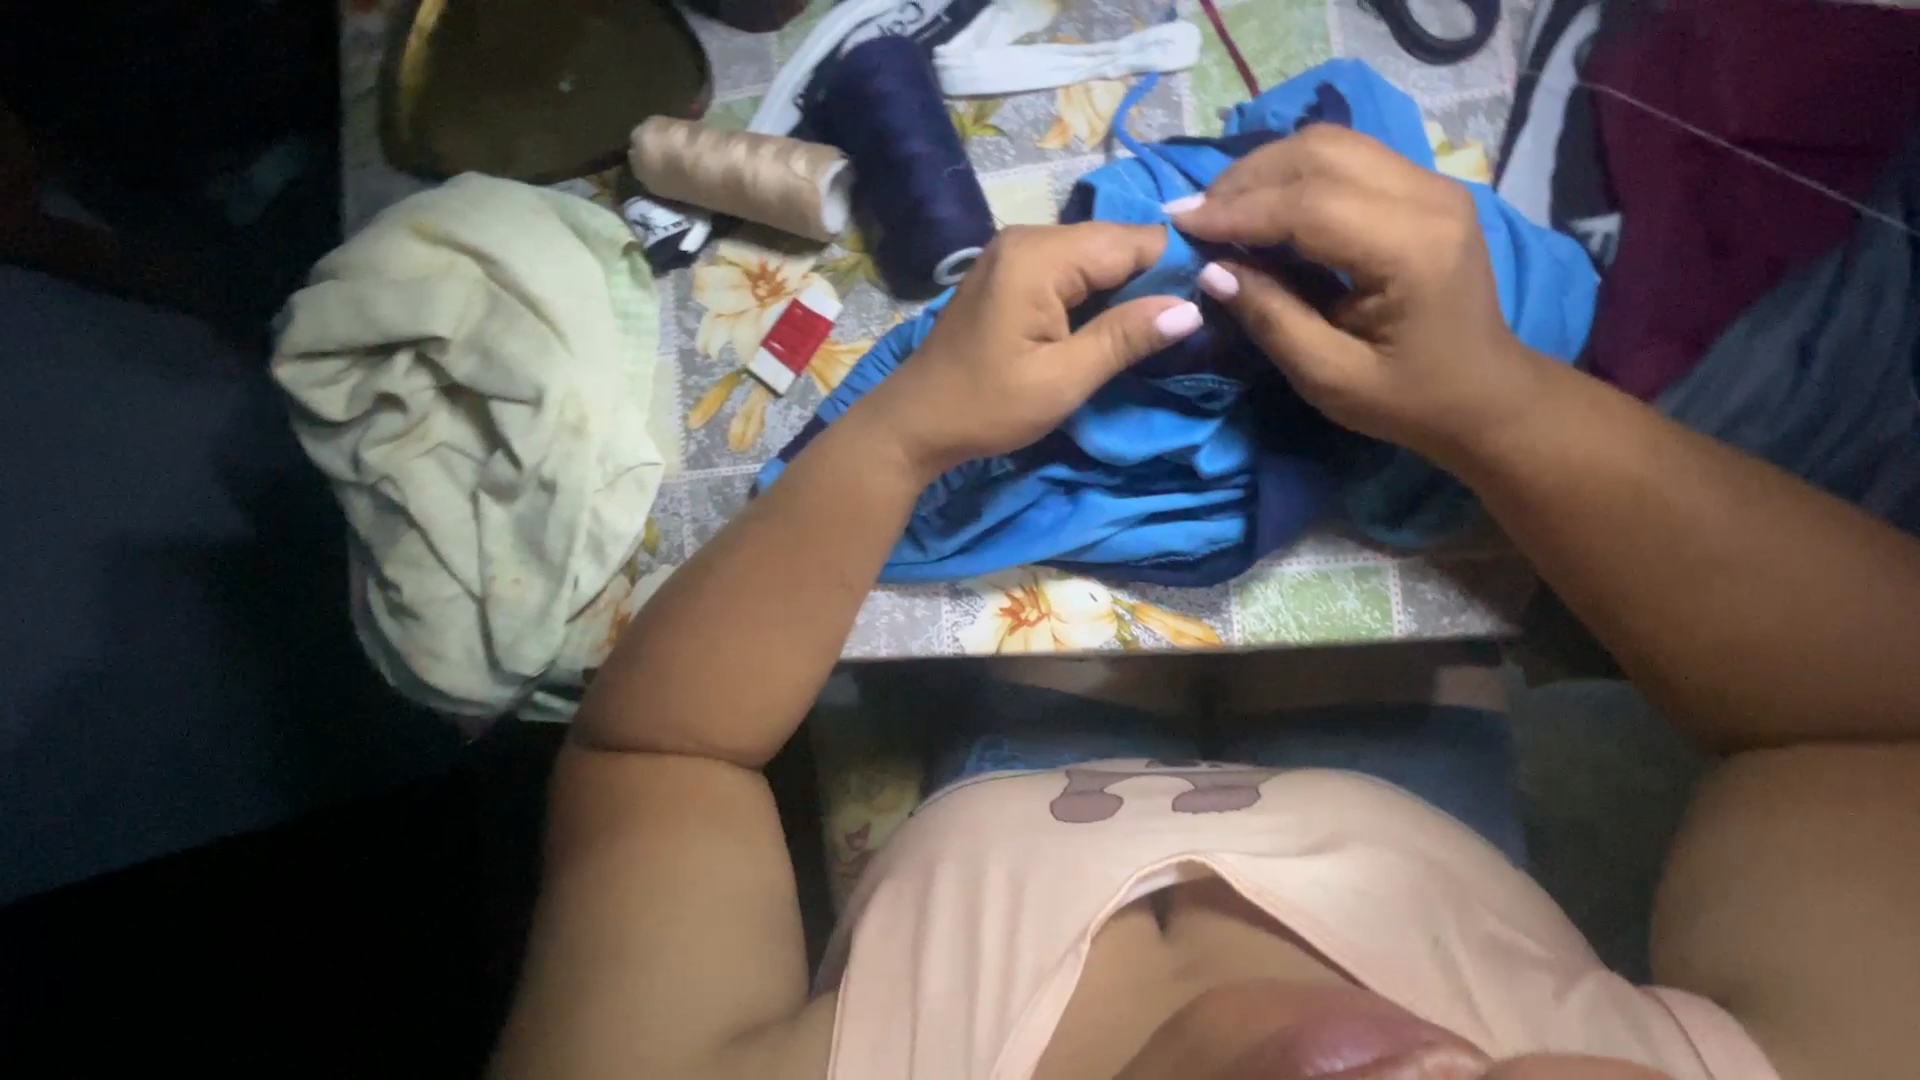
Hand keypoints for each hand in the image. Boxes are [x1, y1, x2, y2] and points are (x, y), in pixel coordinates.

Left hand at [853, 223, 1202, 476]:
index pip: (1132, 241)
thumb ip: (1124, 338)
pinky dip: (1093, 295)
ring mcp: (1013, 254)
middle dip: (1150, 280)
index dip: (1175, 268)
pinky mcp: (1008, 275)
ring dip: (1123, 290)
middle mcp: (1027, 239)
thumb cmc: (985, 406)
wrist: (914, 422)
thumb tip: (1191, 308)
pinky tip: (1109, 326)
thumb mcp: (1062, 380)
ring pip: (1093, 258)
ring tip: (1152, 329)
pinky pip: (1067, 272)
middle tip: (1185, 323)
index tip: (1209, 301)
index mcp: (1040, 256)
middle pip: (1113, 244)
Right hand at [1169, 125, 1552, 458]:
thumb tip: (1213, 270)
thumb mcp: (1328, 377)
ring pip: (1331, 144)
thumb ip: (1271, 319)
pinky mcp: (1421, 187)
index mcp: (1411, 250)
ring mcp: (1430, 184)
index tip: (1180, 225)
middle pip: (1320, 153)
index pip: (1309, 205)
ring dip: (1265, 170)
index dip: (1237, 211)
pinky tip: (1260, 205)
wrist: (1482, 393)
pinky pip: (1345, 158)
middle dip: (1245, 179)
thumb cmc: (1405, 398)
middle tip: (1193, 216)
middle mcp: (1428, 197)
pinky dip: (1292, 174)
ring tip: (1218, 209)